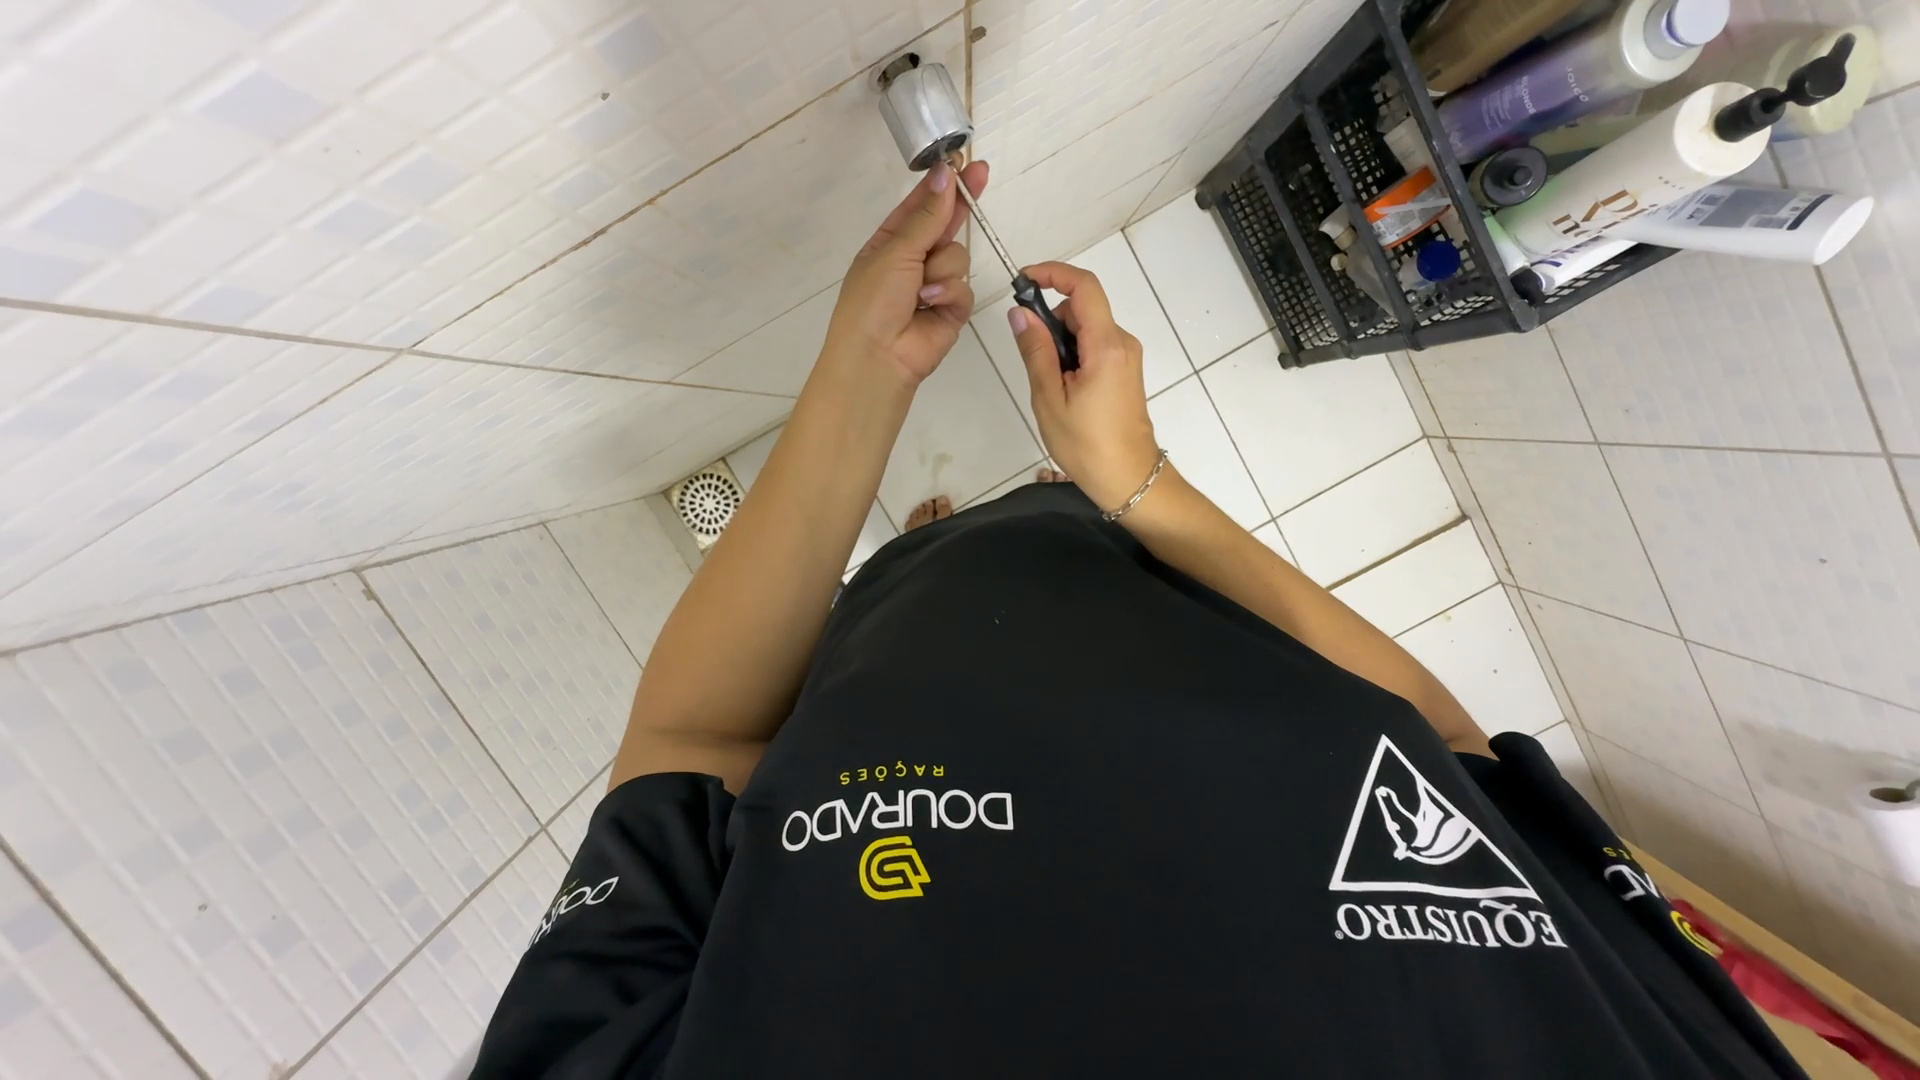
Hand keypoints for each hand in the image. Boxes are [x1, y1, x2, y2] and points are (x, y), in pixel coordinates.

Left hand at [824, 160, 989, 387]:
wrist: (878, 356)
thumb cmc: (872, 300)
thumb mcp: (894, 251)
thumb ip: (927, 217)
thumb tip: (945, 175)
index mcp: (891, 243)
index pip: (921, 207)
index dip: (942, 186)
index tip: (964, 163)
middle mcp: (914, 261)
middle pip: (947, 226)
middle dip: (960, 207)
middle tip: (981, 176)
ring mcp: (935, 286)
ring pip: (958, 257)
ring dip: (941, 270)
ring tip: (920, 292)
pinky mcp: (952, 310)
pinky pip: (963, 288)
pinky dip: (948, 295)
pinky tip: (930, 307)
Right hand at [1009, 262, 1160, 511]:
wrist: (1129, 478)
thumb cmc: (1086, 445)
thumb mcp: (1050, 399)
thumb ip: (1036, 351)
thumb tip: (1020, 313)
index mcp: (1106, 346)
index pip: (1084, 286)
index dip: (1053, 274)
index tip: (1024, 280)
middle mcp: (1122, 343)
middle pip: (1083, 308)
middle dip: (1051, 320)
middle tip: (1032, 359)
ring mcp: (1127, 357)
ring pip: (1087, 329)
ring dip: (1061, 343)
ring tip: (1050, 386)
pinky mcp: (1125, 371)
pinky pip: (1095, 347)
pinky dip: (1074, 356)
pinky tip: (1064, 390)